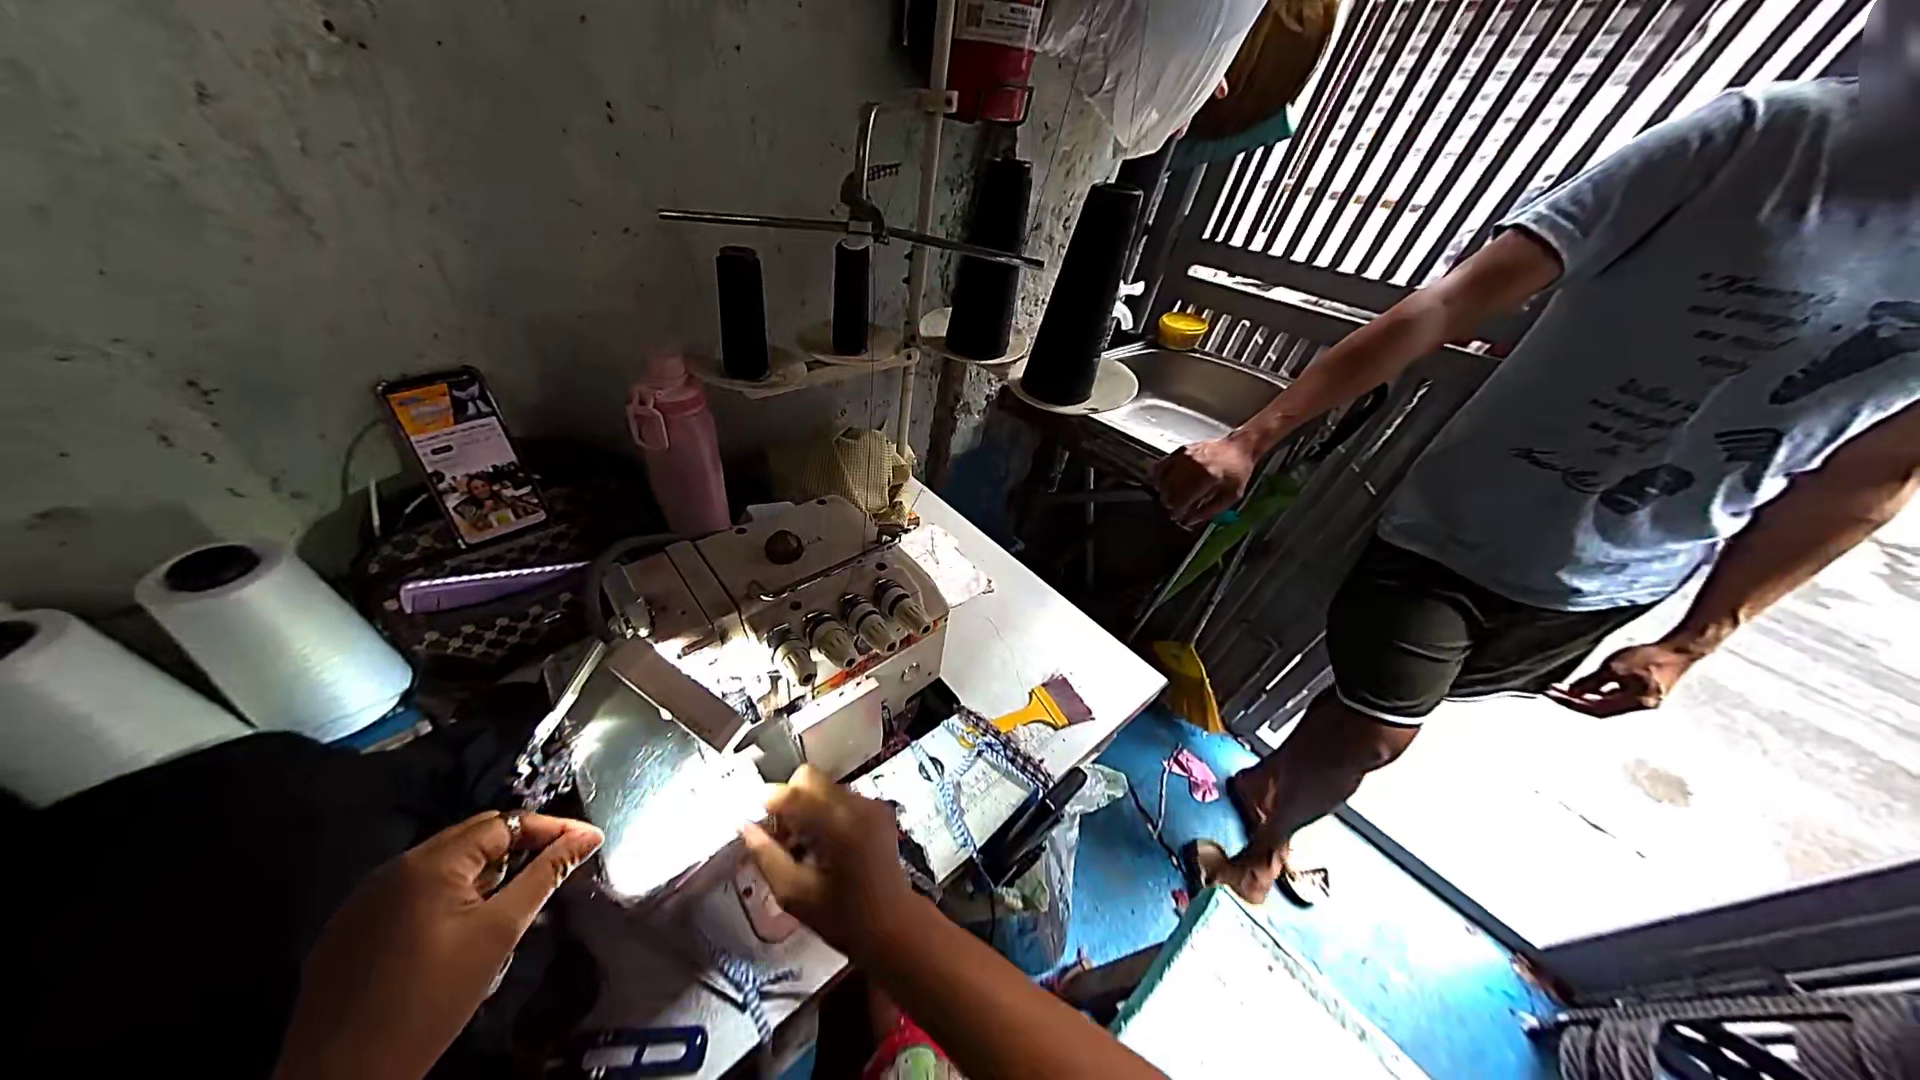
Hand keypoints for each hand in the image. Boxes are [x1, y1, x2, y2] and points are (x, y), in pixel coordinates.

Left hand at [273, 811, 604, 1079]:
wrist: (342, 1079)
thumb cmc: (432, 1001)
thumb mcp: (500, 932)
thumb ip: (547, 875)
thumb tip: (587, 837)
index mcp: (429, 864)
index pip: (505, 823)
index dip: (550, 829)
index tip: (585, 840)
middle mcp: (392, 869)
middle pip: (472, 836)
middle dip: (519, 845)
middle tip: (555, 863)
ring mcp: (364, 898)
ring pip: (442, 862)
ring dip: (483, 869)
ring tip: (511, 897)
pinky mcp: (349, 928)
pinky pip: (411, 890)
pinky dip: (447, 892)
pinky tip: (460, 924)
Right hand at [739, 766, 916, 961]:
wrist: (894, 925)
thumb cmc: (843, 918)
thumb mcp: (794, 895)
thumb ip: (766, 856)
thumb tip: (745, 826)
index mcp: (837, 825)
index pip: (793, 791)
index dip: (769, 803)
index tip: (761, 826)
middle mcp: (857, 805)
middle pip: (808, 778)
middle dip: (789, 801)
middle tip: (784, 838)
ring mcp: (871, 803)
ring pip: (823, 786)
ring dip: (807, 807)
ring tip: (805, 846)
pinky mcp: (879, 807)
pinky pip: (840, 796)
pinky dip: (826, 812)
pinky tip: (826, 844)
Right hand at [1152, 433, 1257, 527]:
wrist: (1239, 447)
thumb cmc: (1237, 474)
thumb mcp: (1231, 497)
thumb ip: (1209, 511)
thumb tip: (1189, 522)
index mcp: (1207, 477)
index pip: (1182, 499)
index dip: (1177, 511)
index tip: (1178, 517)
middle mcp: (1193, 465)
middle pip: (1170, 490)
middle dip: (1169, 503)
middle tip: (1173, 509)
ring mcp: (1184, 456)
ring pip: (1163, 478)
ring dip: (1163, 492)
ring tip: (1169, 498)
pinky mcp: (1180, 450)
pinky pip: (1161, 466)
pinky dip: (1159, 477)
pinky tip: (1164, 484)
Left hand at [1548, 641, 1707, 716]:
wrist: (1678, 650)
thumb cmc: (1647, 657)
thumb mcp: (1614, 668)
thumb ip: (1592, 682)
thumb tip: (1572, 693)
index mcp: (1636, 703)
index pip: (1596, 709)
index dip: (1571, 703)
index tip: (1551, 694)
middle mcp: (1641, 706)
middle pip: (1600, 708)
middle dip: (1573, 700)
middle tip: (1550, 691)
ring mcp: (1644, 699)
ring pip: (1606, 703)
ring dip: (1583, 696)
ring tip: (1561, 688)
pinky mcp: (1643, 691)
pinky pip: (1614, 696)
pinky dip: (1596, 692)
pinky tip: (1582, 686)